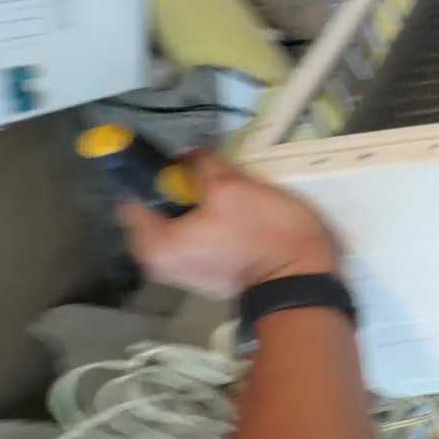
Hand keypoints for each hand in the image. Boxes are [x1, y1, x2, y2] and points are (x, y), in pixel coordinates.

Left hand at [117, 152, 339, 299]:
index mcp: (153, 244)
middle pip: (161, 213)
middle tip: (219, 188)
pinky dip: (215, 231)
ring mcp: (187, 275)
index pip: (134, 195)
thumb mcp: (233, 187)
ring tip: (235, 206)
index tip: (190, 169)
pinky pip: (202, 244)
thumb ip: (201, 166)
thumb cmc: (266, 235)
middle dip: (186, 195)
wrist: (305, 281)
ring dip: (204, 212)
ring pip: (184, 227)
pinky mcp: (212, 279)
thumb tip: (187, 156)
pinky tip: (242, 227)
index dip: (159, 174)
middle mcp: (160, 264)